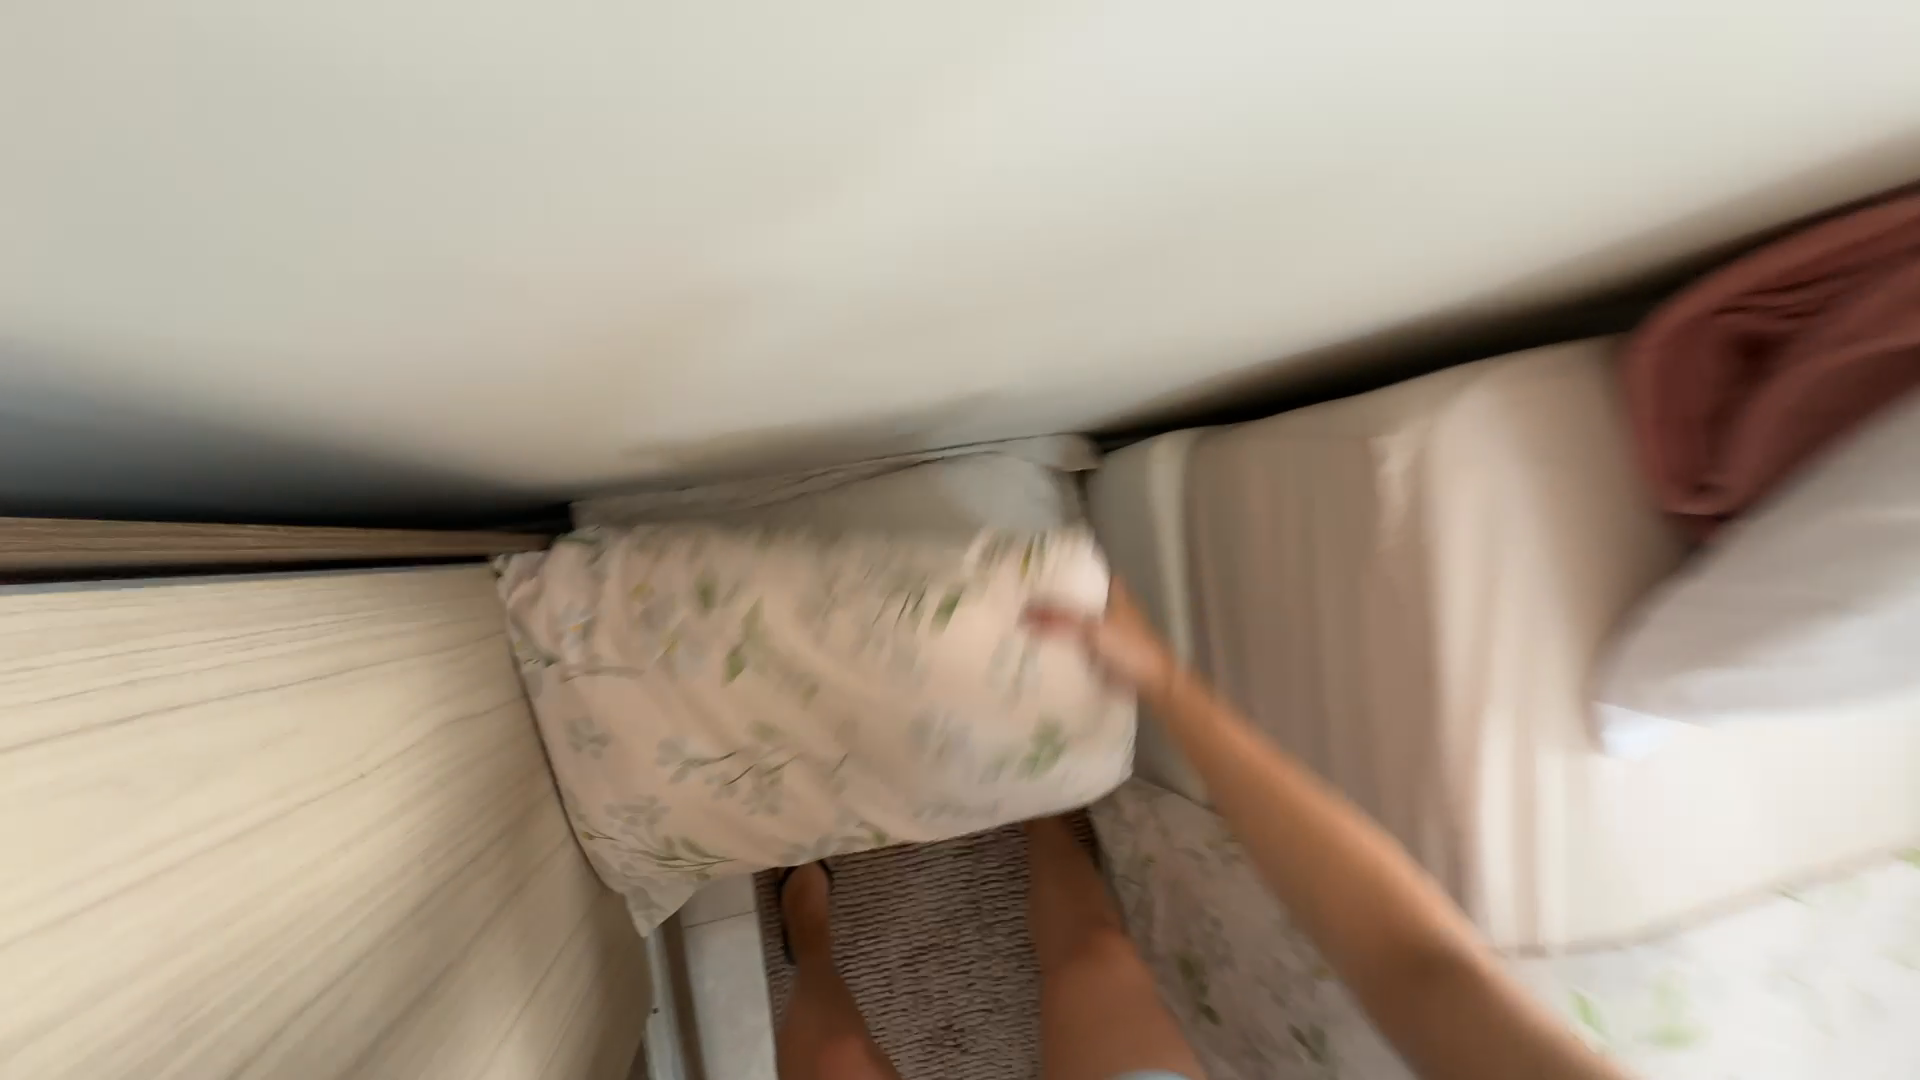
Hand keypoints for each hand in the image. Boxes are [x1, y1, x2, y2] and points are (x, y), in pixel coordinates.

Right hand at [1024, 580, 1177, 700]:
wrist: (1155, 685)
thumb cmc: (1128, 648)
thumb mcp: (1090, 628)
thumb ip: (1058, 619)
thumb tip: (1024, 613)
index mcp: (1117, 597)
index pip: (1095, 578)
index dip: (1076, 575)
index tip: (1050, 575)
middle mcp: (1117, 614)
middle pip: (1087, 604)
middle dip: (1064, 604)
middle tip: (1034, 603)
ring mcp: (1116, 639)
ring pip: (1086, 629)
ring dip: (1067, 631)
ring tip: (1035, 628)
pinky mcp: (1112, 662)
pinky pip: (1086, 654)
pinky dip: (1072, 654)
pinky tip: (1051, 656)